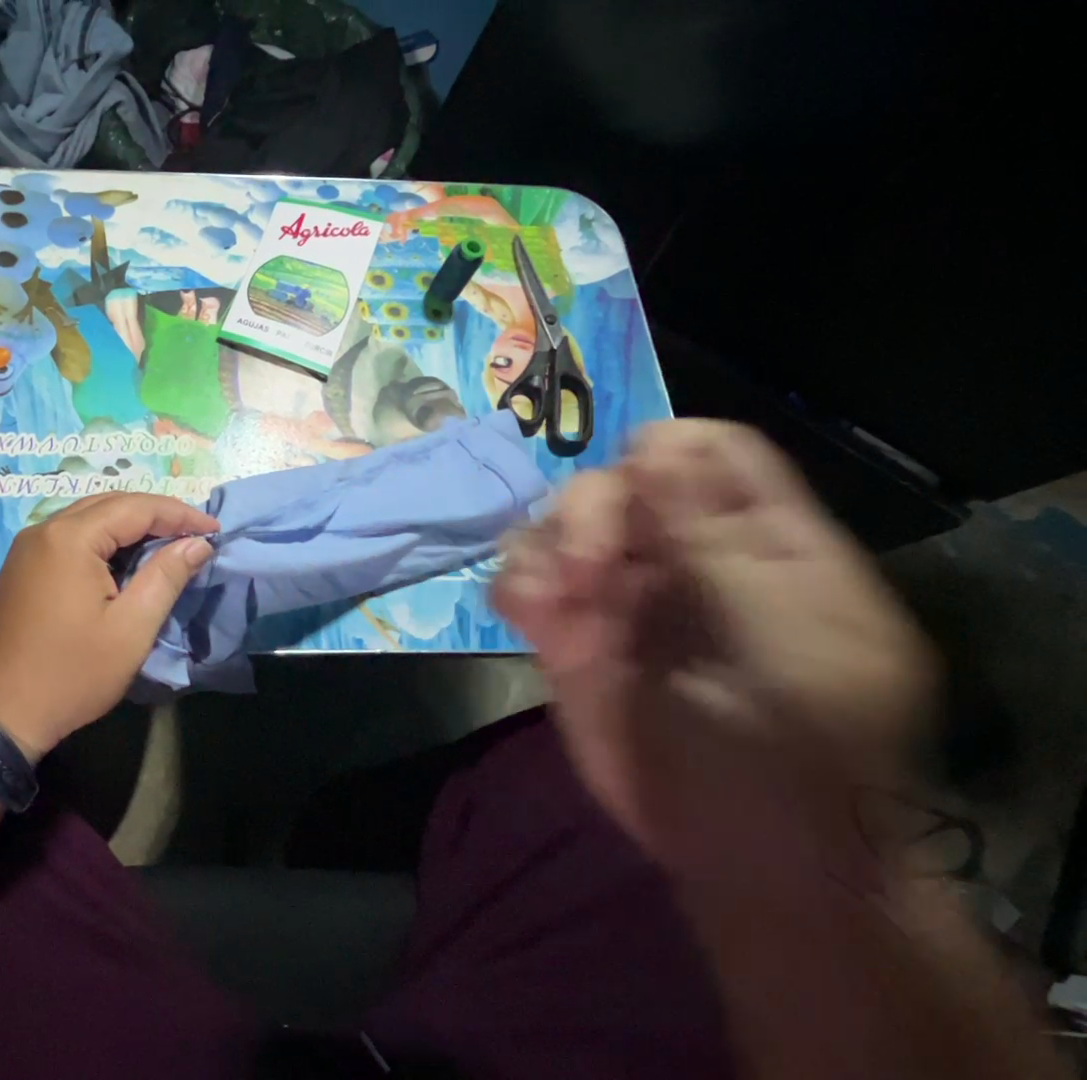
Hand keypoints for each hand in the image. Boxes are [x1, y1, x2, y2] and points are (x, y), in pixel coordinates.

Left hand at [0, 493, 218, 760]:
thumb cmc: (70, 674)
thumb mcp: (130, 630)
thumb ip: (165, 578)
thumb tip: (197, 544)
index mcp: (70, 538)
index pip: (136, 507)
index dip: (180, 514)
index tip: (215, 530)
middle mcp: (43, 530)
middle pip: (109, 505)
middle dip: (155, 515)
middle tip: (194, 536)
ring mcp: (26, 549)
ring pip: (87, 519)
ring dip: (128, 527)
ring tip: (167, 547)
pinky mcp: (20, 569)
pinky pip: (68, 538)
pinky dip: (102, 542)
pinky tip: (124, 563)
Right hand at [494, 421, 935, 889]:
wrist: (743, 853)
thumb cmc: (796, 754)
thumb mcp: (782, 643)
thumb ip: (717, 544)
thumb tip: (658, 444)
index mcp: (760, 543)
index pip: (710, 451)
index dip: (666, 451)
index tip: (636, 491)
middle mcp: (680, 555)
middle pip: (614, 479)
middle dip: (589, 512)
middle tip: (587, 574)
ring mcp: (617, 595)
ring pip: (554, 523)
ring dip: (544, 547)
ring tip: (555, 603)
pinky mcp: (564, 635)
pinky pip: (520, 580)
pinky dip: (515, 583)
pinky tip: (526, 613)